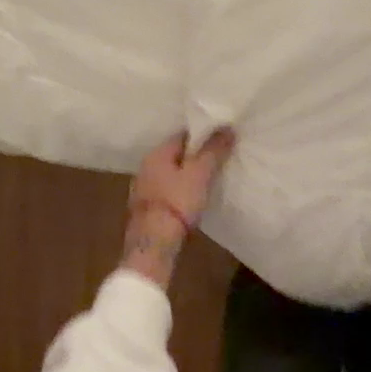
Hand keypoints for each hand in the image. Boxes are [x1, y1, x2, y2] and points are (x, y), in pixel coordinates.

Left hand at [121, 129, 236, 286]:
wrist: (154, 243)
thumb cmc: (177, 202)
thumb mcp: (200, 174)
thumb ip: (213, 151)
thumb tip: (227, 127)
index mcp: (156, 154)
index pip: (181, 136)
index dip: (202, 136)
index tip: (220, 140)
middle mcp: (145, 167)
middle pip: (175, 155)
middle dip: (195, 157)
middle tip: (218, 160)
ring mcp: (143, 189)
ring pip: (170, 174)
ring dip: (186, 175)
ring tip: (208, 180)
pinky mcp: (146, 209)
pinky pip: (167, 191)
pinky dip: (179, 191)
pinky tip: (192, 200)